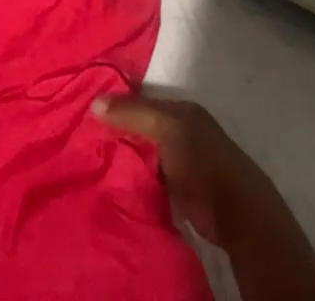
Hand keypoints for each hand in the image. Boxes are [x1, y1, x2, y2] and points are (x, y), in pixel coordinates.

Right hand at [91, 93, 272, 245]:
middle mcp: (181, 131)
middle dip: (115, 130)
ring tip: (86, 159)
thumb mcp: (169, 128)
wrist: (237, 214)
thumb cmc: (204, 162)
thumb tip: (94, 102)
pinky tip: (108, 181)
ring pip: (142, 152)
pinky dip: (131, 177)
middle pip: (140, 126)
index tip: (82, 109)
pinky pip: (146, 176)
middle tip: (78, 135)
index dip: (115, 104)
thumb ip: (134, 113)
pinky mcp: (177, 190)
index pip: (140, 100)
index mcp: (182, 111)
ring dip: (121, 156)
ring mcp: (180, 161)